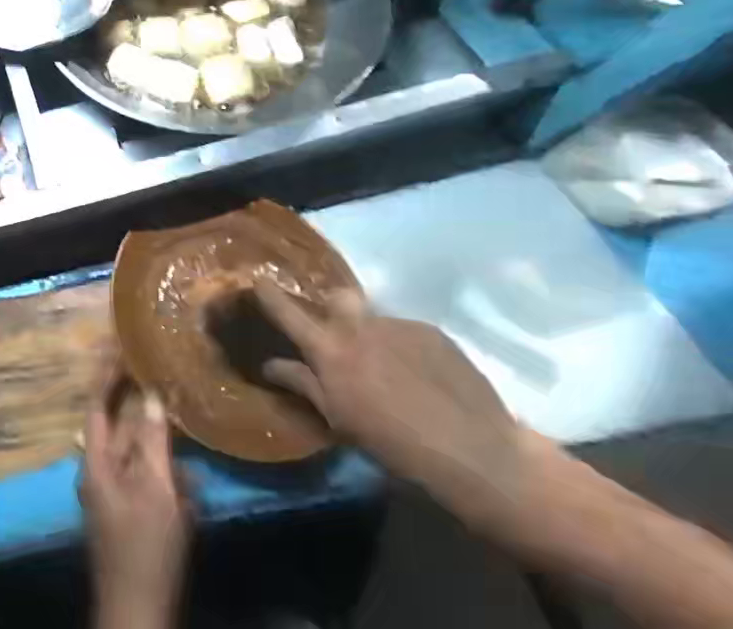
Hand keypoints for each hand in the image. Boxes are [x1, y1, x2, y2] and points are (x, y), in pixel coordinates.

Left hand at [80, 362, 190, 628]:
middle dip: (141, 410)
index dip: (106, 376)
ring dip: (160, 450)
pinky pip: (147, 486)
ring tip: (184, 437)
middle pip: (119, 431)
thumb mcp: (155, 490)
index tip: (118, 348)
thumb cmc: (145, 547)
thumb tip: (151, 396)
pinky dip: (166, 481)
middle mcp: (98, 474)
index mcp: (95, 463)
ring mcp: (113, 497)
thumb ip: (152, 442)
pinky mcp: (130, 517)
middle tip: (164, 384)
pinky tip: (190, 488)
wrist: (138, 612)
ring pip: (137, 458)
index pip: (96, 406)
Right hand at [249, 280, 535, 524]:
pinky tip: (423, 377)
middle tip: (342, 335)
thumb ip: (303, 384)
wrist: (475, 451)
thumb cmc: (393, 443)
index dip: (268, 294)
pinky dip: (407, 348)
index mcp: (328, 350)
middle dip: (334, 308)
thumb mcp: (338, 419)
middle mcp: (358, 327)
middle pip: (337, 298)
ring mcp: (397, 325)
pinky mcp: (433, 331)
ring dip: (374, 335)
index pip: (287, 312)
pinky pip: (408, 332)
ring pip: (375, 319)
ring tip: (394, 369)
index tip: (257, 280)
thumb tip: (269, 364)